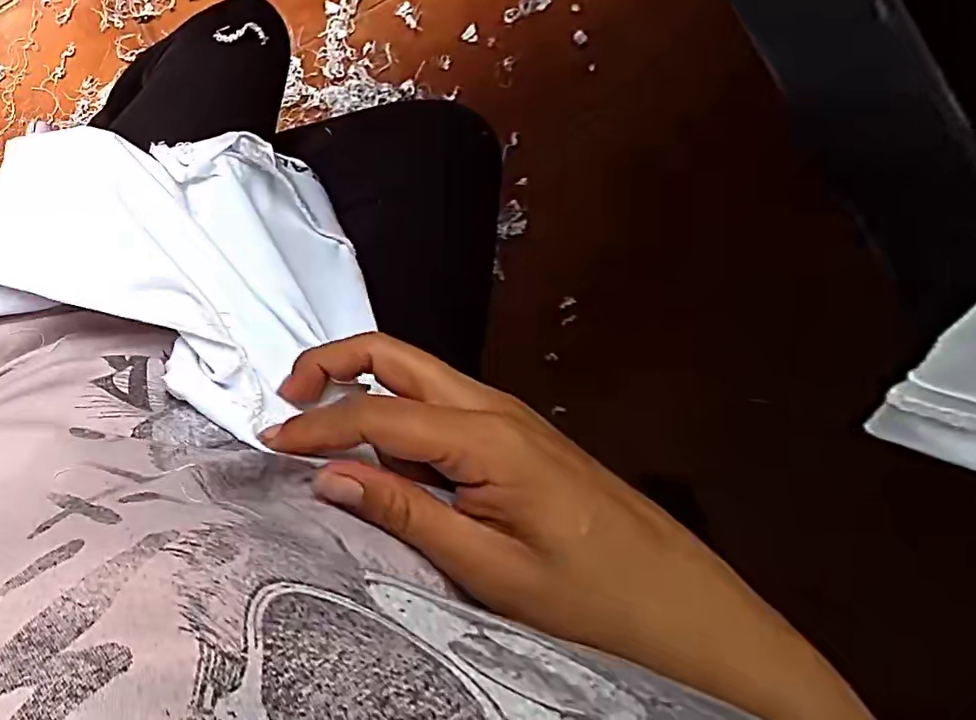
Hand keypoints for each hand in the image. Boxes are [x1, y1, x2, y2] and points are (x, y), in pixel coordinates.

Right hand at [262, 333, 869, 719]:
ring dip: (360, 381)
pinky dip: (393, 408)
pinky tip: (381, 448)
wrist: (702, 621)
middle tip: (289, 395)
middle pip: (393, 355)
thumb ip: (402, 510)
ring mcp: (504, 413)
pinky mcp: (511, 432)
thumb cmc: (600, 602)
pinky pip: (436, 401)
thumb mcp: (490, 570)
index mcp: (485, 435)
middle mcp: (491, 406)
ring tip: (319, 416)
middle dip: (332, 362)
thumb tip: (327, 475)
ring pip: (412, 371)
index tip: (273, 439)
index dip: (316, 425)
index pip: (376, 414)